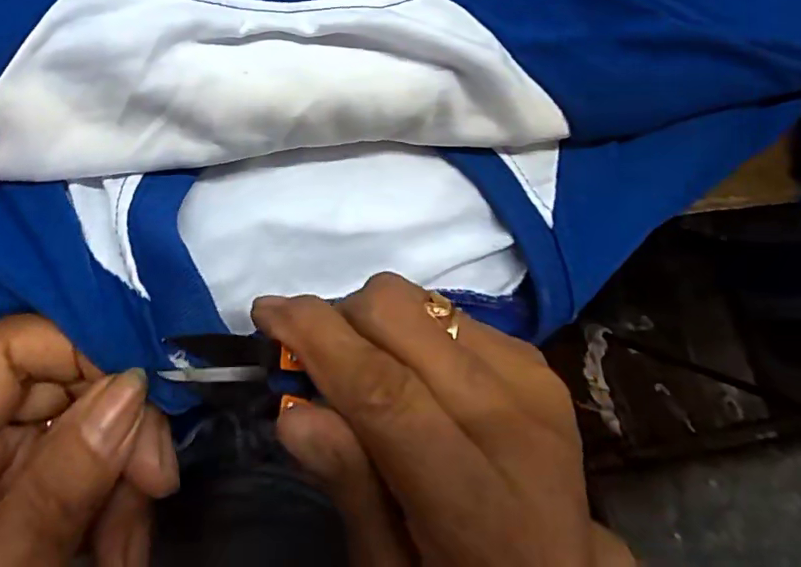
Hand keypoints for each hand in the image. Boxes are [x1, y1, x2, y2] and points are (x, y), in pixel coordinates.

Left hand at [0, 315, 178, 566]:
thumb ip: (58, 490)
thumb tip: (133, 384)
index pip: (4, 352)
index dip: (86, 352)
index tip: (151, 393)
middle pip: (49, 386)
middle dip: (114, 430)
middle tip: (158, 483)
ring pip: (74, 426)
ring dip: (120, 477)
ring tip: (132, 550)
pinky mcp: (0, 501)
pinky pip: (74, 468)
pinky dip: (109, 502)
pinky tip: (120, 549)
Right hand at [252, 273, 633, 566]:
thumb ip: (350, 485)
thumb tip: (291, 411)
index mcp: (480, 503)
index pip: (387, 394)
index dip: (320, 340)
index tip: (266, 312)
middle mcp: (514, 420)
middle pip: (403, 317)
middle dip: (339, 315)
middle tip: (309, 352)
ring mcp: (531, 378)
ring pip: (420, 298)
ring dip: (371, 317)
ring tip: (356, 360)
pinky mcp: (534, 357)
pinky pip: (446, 308)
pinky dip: (408, 327)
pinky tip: (406, 367)